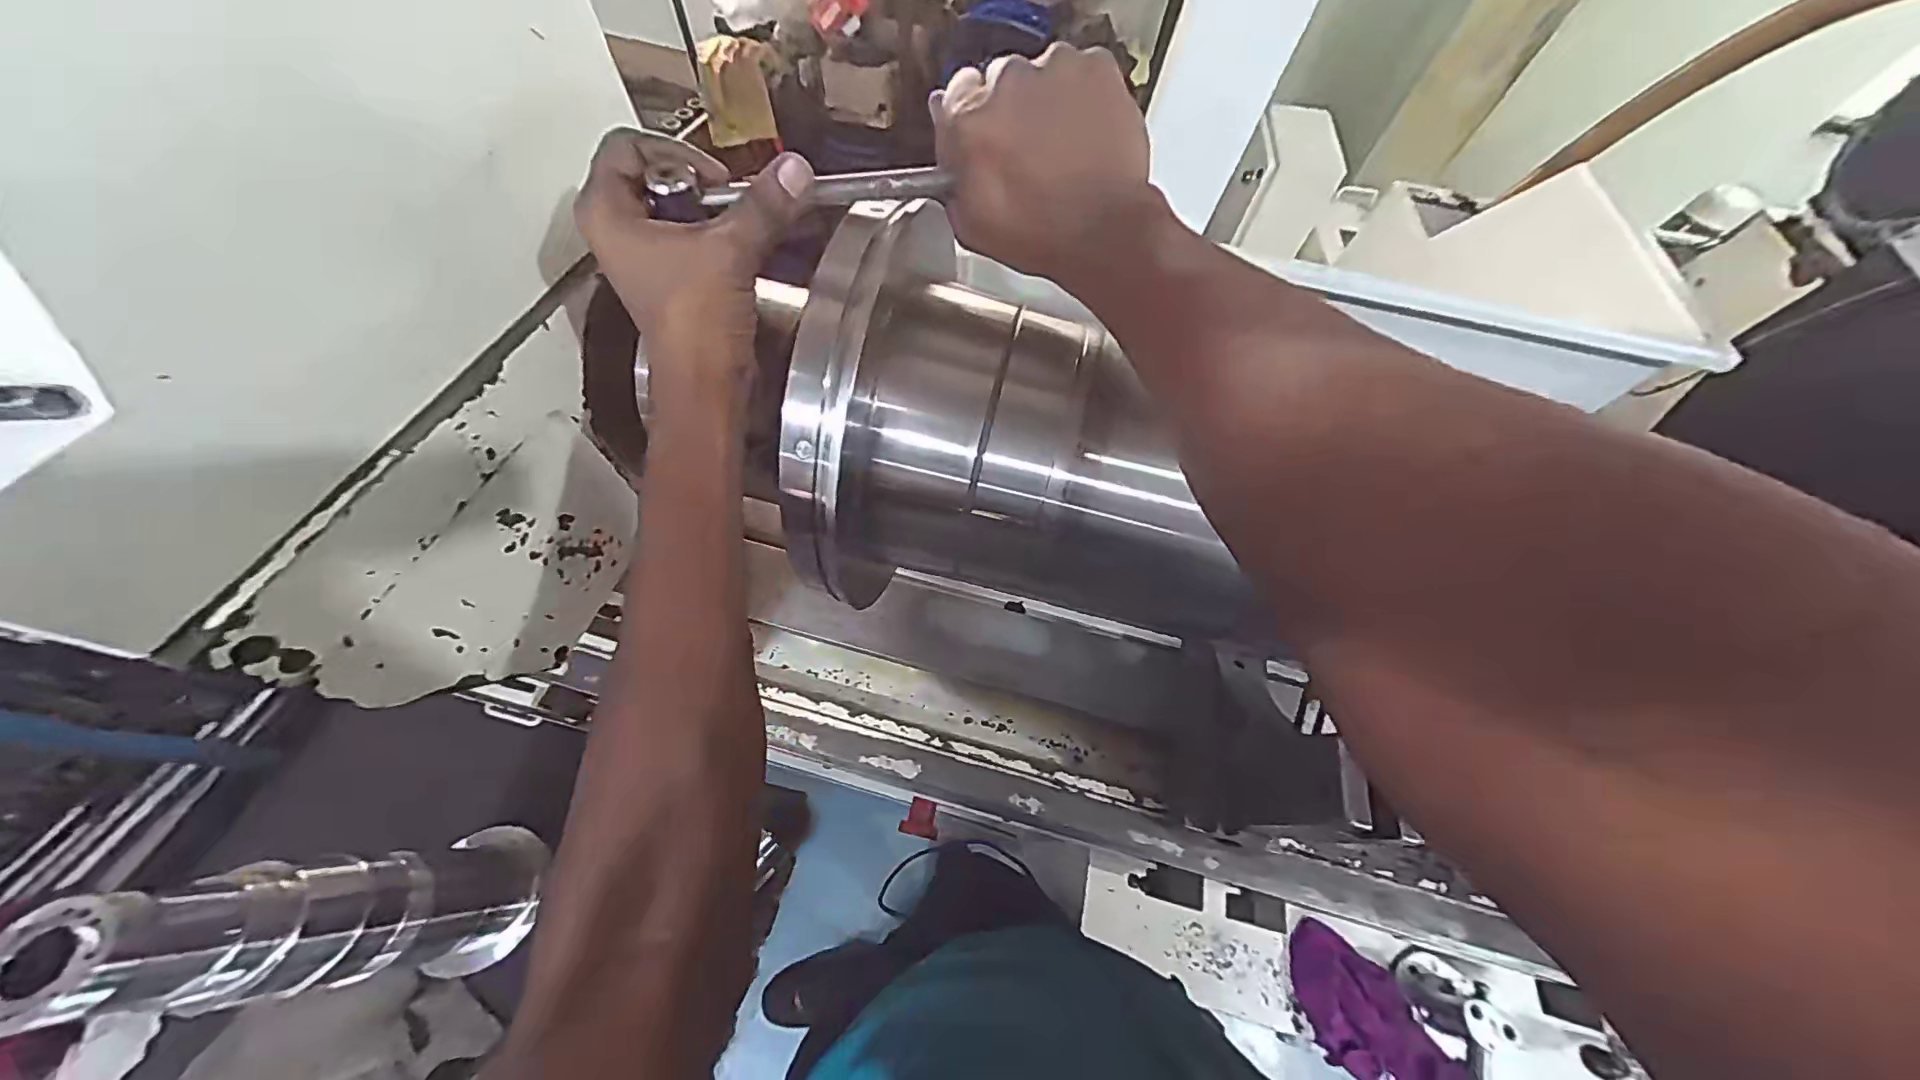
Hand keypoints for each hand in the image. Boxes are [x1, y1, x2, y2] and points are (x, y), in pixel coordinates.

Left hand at [574, 129, 812, 408]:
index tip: (713, 175)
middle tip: (727, 195)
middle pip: (652, 176)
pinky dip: (716, 236)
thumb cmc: (692, 325)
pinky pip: (690, 240)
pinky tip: (741, 245)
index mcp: (605, 214)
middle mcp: (617, 235)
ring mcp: (644, 260)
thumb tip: (792, 171)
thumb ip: (762, 206)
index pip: (627, 147)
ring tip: (739, 221)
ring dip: (710, 210)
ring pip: (674, 210)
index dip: (676, 152)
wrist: (706, 380)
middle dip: (696, 181)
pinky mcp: (671, 282)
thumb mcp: (730, 250)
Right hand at [930, 44, 1164, 284]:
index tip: (984, 141)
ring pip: (1041, 76)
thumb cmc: (1042, 235)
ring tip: (1060, 151)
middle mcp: (1005, 85)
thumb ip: (952, 182)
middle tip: (1028, 156)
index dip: (971, 124)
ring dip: (1047, 104)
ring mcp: (1053, 71)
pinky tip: (1084, 136)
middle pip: (999, 83)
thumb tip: (951, 159)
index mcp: (967, 124)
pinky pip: (1081, 73)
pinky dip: (1083, 98)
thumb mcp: (972, 226)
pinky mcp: (1095, 69)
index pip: (953, 99)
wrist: (1103, 231)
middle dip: (1010, 113)